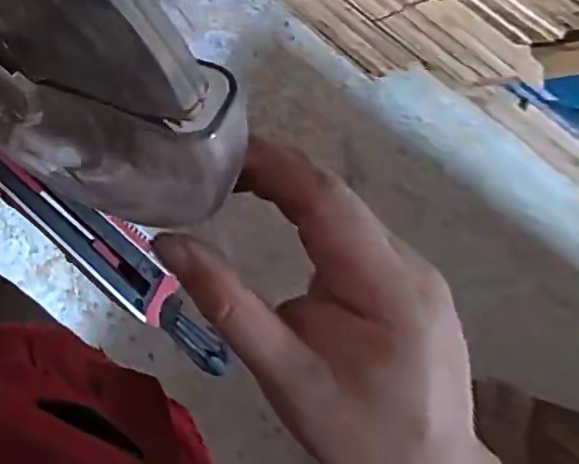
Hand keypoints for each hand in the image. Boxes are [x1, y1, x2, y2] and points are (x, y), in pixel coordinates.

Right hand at [154, 138, 492, 463]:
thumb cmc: (355, 428)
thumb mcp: (282, 372)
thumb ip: (225, 303)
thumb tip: (166, 241)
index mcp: (384, 283)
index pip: (324, 195)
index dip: (269, 162)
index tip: (213, 149)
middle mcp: (408, 264)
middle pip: (331, 191)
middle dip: (268, 165)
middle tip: (207, 162)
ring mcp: (412, 269)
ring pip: (339, 201)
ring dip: (283, 181)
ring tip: (227, 179)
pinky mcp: (405, 278)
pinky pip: (348, 220)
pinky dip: (301, 202)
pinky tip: (270, 205)